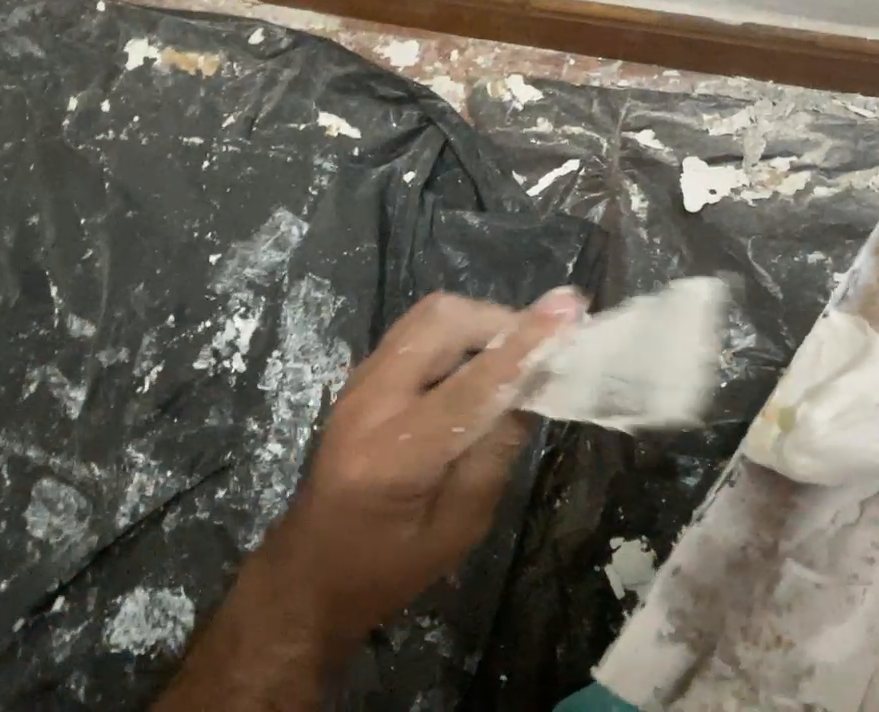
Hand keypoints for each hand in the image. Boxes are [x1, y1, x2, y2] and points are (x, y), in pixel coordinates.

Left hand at [156, 288, 585, 710]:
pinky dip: (459, 333)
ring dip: (480, 322)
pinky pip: (418, 331)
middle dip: (500, 321)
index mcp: (393, 455)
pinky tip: (481, 362)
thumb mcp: (458, 528)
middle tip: (544, 344)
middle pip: (441, 322)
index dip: (524, 345)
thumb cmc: (387, 568)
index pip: (470, 386)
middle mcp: (369, 401)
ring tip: (517, 351)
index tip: (568, 309)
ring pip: (428, 316)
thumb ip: (496, 454)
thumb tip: (534, 387)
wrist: (309, 570)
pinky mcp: (362, 376)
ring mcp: (359, 382)